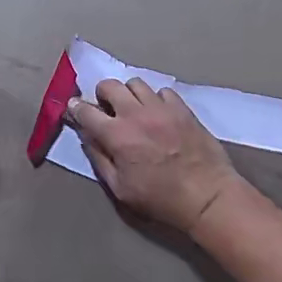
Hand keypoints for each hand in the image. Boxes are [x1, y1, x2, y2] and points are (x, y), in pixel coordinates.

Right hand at [67, 79, 245, 233]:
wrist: (207, 196)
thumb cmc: (160, 199)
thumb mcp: (120, 189)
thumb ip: (100, 160)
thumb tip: (87, 138)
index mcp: (117, 135)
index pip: (86, 111)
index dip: (75, 108)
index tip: (73, 108)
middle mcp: (136, 114)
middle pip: (110, 85)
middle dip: (102, 94)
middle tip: (107, 109)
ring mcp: (161, 108)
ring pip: (136, 83)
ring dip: (129, 94)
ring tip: (134, 109)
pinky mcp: (182, 108)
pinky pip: (163, 91)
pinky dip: (156, 99)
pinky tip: (159, 114)